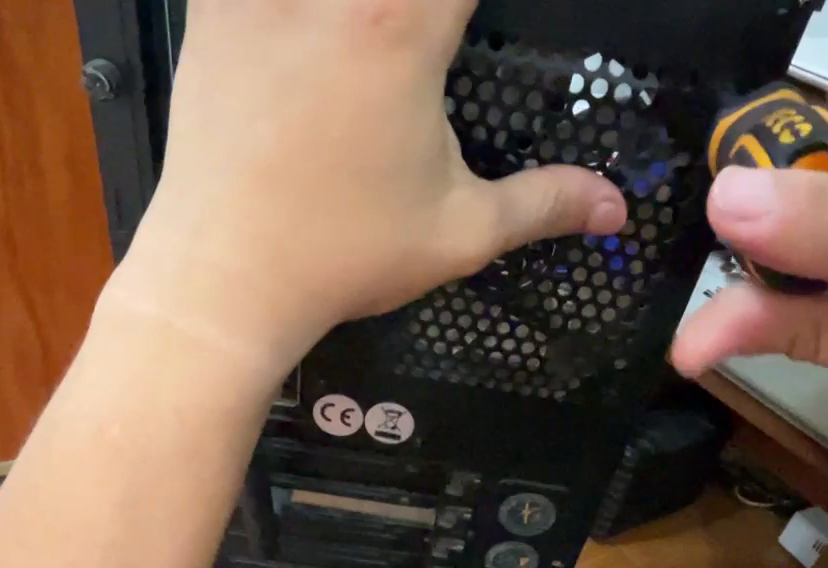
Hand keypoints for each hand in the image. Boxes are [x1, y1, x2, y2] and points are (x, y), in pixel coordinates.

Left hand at [103, 0, 626, 377]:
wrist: (228, 280)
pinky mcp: (211, 13)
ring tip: (378, 32)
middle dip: (422, 3)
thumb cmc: (346, 256)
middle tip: (431, 27)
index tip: (472, 19)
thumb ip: (544, 204)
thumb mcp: (460, 234)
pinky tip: (305, 29)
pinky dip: (279, 6)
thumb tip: (615, 208)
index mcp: (402, 26)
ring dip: (368, 3)